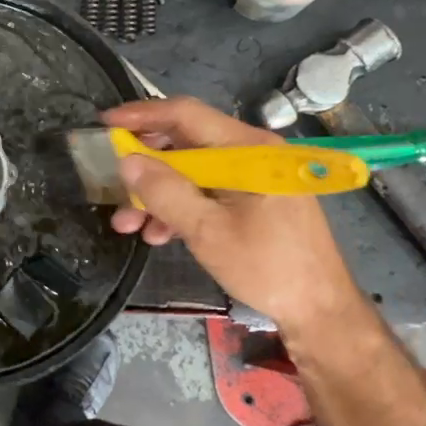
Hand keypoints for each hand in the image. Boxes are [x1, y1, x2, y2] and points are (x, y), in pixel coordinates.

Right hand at [101, 97, 363, 333]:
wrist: (321, 311)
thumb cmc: (268, 267)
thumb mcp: (208, 231)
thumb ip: (165, 192)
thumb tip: (127, 160)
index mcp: (248, 149)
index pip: (186, 114)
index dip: (142, 115)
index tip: (105, 123)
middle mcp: (251, 153)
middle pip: (185, 142)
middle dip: (145, 166)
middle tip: (113, 183)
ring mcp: (253, 177)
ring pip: (191, 171)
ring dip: (157, 194)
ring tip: (127, 224)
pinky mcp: (252, 199)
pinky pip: (206, 191)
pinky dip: (179, 207)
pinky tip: (158, 234)